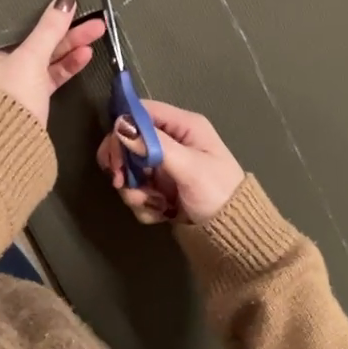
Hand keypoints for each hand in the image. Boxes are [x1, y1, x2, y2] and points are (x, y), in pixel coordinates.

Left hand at [0, 0, 106, 127]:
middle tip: (93, 18)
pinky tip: (85, 55)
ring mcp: (11, 86)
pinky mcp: (27, 102)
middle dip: (64, 31)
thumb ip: (49, 29)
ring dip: (69, 47)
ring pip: (43, 59)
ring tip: (96, 33)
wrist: (7, 151)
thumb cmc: (10, 95)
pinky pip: (47, 77)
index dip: (41, 14)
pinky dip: (64, 67)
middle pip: (32, 41)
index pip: (14, 26)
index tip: (64, 5)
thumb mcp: (30, 58)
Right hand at [96, 100, 245, 224]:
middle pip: (130, 141)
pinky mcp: (161, 189)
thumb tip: (121, 125)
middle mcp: (172, 142)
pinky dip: (144, 205)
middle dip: (125, 165)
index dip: (124, 128)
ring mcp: (165, 166)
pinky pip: (138, 192)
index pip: (143, 112)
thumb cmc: (219, 193)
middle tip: (121, 182)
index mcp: (184, 126)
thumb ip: (156, 146)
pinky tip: (161, 213)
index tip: (113, 154)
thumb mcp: (190, 168)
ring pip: (131, 170)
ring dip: (135, 191)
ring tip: (154, 205)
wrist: (234, 236)